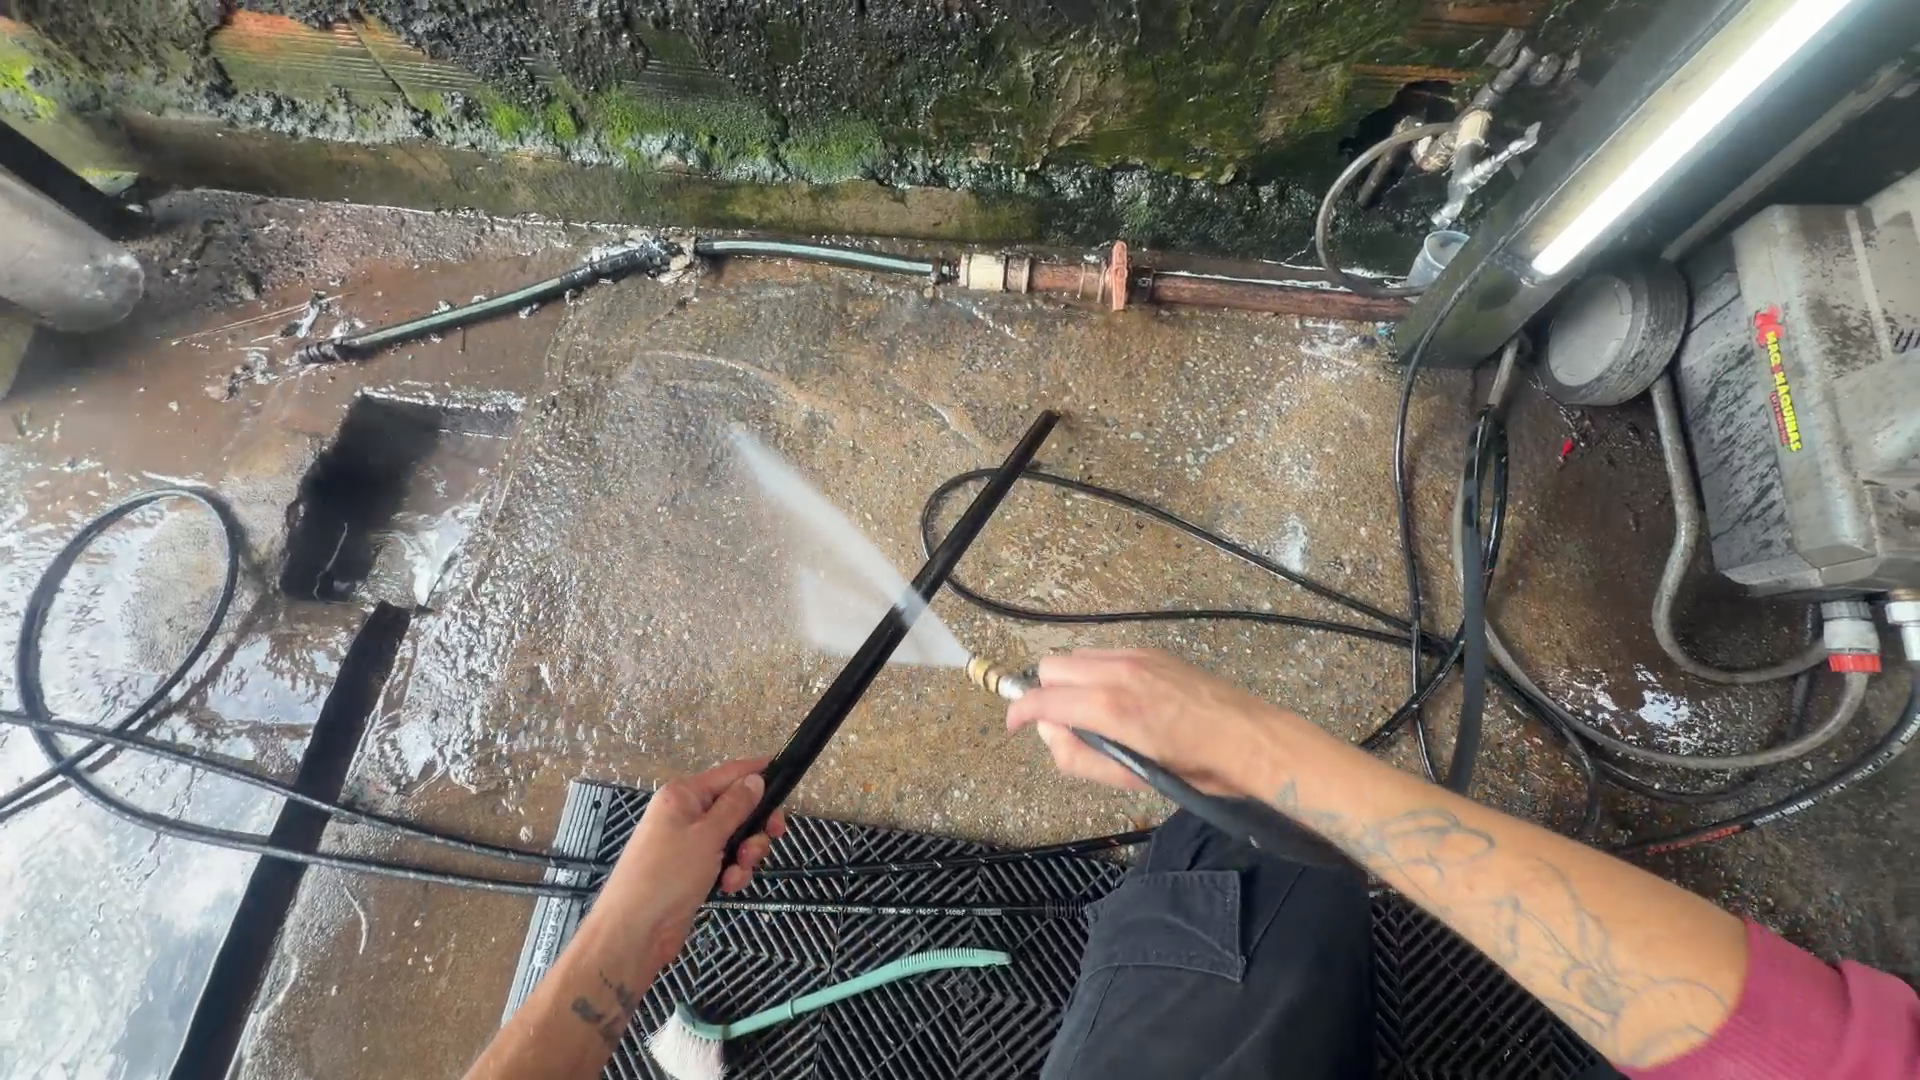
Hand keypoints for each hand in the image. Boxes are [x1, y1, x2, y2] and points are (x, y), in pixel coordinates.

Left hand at [594, 758, 787, 969]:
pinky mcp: (693, 871)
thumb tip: (755, 778)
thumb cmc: (668, 875)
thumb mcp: (707, 835)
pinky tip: (728, 886)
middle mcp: (686, 814)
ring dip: (745, 853)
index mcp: (683, 796)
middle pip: (736, 807)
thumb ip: (736, 805)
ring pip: (735, 836)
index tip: (786, 778)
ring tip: (738, 870)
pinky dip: (732, 872)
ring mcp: (689, 844)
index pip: (730, 773)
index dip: (758, 774)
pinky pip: (725, 861)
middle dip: (755, 824)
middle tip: (773, 834)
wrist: (633, 934)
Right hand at [1006, 649, 1315, 796]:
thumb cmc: (1192, 769)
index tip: (1014, 724)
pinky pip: (1104, 654)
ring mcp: (1135, 656)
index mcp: (1109, 707)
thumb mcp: (1127, 779)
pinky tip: (1117, 698)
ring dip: (1070, 680)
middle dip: (1046, 692)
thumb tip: (1049, 732)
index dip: (1018, 711)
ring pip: (1076, 655)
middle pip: (1052, 665)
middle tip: (1062, 722)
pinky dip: (1095, 672)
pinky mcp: (1151, 652)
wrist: (1248, 740)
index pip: (1042, 698)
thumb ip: (1076, 755)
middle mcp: (1117, 672)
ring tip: (1091, 711)